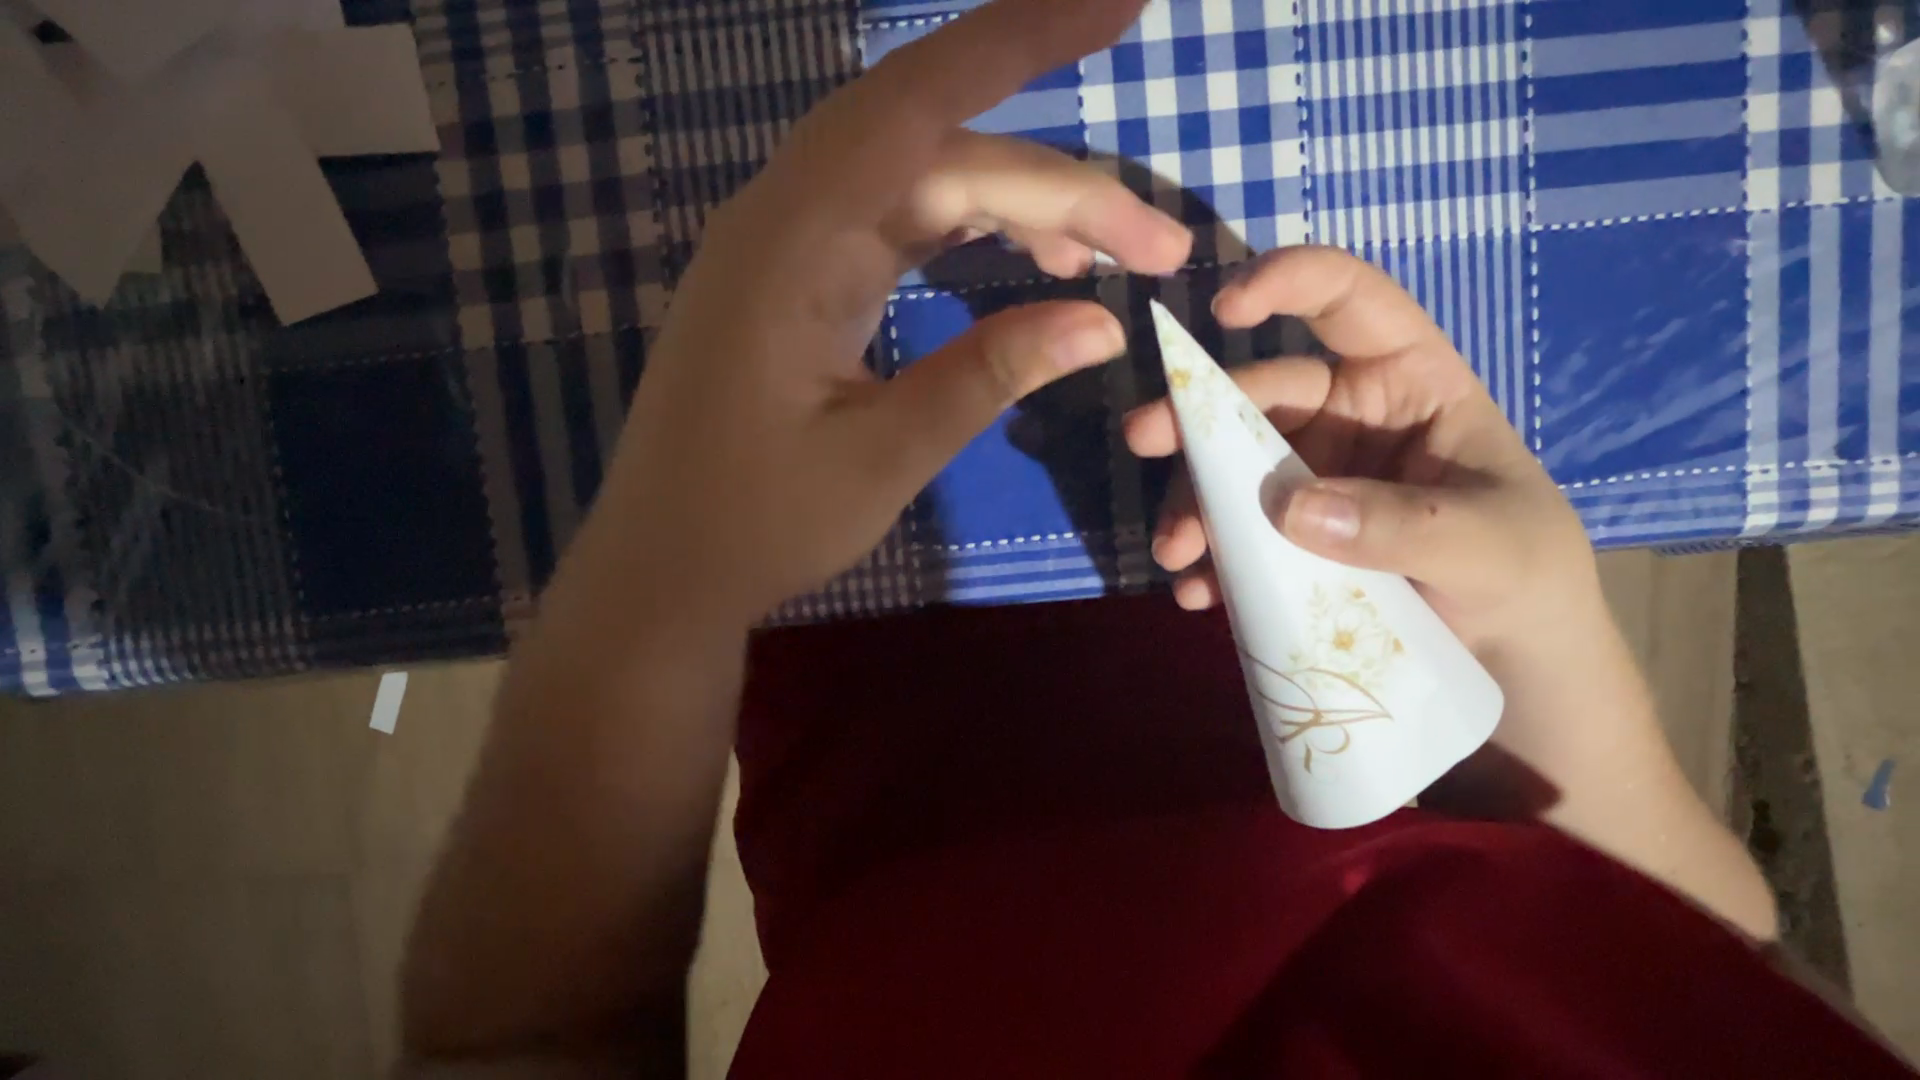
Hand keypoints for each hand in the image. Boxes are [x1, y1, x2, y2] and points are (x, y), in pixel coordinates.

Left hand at [589, 0, 1190, 624]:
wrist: (665, 568)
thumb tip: (1102, 323)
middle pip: (942, 154)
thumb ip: (988, 375)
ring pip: (926, 189)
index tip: (1121, 2)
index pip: (920, 105)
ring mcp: (792, 249)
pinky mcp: (803, 285)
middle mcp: (789, 220)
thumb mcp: (883, 456)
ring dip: (1021, 211)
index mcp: (794, 242)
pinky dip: (971, 238)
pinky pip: (900, 230)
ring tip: (1115, 258)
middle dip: (1058, 185)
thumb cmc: (758, 523)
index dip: (1022, 39)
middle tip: (1160, 243)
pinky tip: (1033, 269)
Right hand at [1122, 245, 1597, 653]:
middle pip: (1259, 393)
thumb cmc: (1522, 577)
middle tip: (1143, 436)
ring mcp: (1305, 479)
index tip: (1226, 306)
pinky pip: (1230, 533)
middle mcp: (1343, 418)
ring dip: (1192, 504)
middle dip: (1197, 414)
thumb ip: (1403, 524)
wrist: (1503, 659)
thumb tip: (1289, 507)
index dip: (1290, 283)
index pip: (1349, 303)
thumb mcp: (1488, 546)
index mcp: (1407, 382)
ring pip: (1229, 467)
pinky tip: (1196, 591)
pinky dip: (1206, 560)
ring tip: (1175, 553)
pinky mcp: (1279, 536)